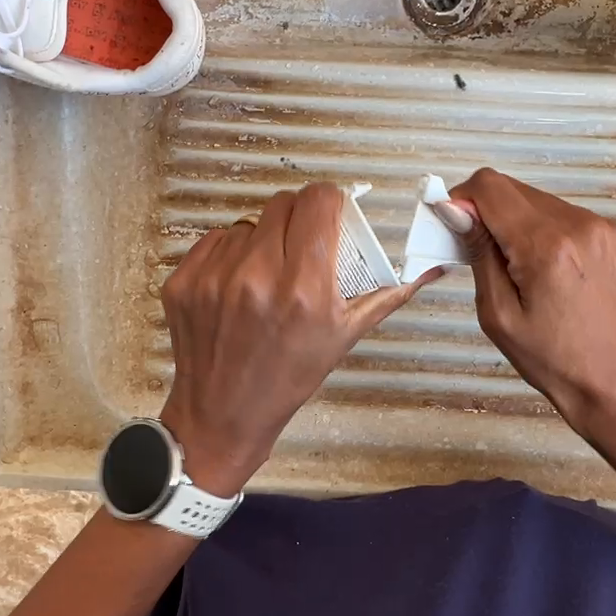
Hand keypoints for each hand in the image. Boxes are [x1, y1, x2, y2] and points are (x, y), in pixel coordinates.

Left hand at [159, 183, 436, 495]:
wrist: (222, 415)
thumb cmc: (289, 378)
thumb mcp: (345, 336)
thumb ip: (389, 292)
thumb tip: (432, 266)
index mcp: (304, 288)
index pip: (319, 201)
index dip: (330, 202)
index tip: (331, 216)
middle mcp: (257, 276)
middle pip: (284, 203)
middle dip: (299, 218)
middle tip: (303, 245)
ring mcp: (214, 277)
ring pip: (249, 223)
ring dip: (263, 239)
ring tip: (268, 276)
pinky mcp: (183, 281)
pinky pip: (216, 241)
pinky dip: (231, 255)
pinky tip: (237, 287)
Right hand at [448, 169, 615, 424]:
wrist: (612, 380)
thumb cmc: (551, 358)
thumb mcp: (496, 313)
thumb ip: (478, 253)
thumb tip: (455, 210)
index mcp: (546, 247)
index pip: (490, 187)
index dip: (463, 200)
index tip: (456, 227)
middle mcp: (580, 226)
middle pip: (514, 191)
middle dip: (489, 215)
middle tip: (482, 253)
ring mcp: (605, 228)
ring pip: (540, 202)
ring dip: (519, 225)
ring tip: (521, 269)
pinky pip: (568, 217)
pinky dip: (549, 233)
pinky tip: (550, 270)